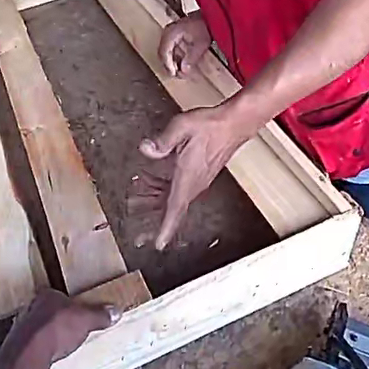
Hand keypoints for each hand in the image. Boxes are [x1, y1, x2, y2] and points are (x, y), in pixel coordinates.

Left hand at [8, 289, 114, 361]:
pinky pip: (33, 344)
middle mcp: (31, 307)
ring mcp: (22, 326)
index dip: (72, 304)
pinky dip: (41, 349)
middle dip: (60, 320)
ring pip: (39, 327)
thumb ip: (100, 315)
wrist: (31, 352)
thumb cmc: (56, 328)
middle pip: (49, 311)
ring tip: (62, 345)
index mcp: (48, 295)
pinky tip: (50, 355)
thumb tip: (114, 311)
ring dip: (49, 335)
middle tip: (72, 329)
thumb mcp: (87, 319)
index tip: (80, 312)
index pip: (61, 295)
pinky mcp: (17, 345)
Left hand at [138, 102, 255, 248]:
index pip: (175, 208)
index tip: (158, 245)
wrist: (234, 124)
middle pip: (170, 209)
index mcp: (188, 178)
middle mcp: (193, 184)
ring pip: (171, 198)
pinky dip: (161, 188)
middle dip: (153, 221)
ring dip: (154, 200)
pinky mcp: (197, 174)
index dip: (166, 228)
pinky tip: (150, 181)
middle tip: (138, 236)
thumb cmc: (211, 127)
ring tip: (135, 198)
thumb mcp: (182, 128)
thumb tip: (146, 149)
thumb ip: (163, 141)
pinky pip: (176, 188)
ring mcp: (196, 180)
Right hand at [157, 15, 211, 77]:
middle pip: (162, 53)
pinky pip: (169, 48)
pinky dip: (174, 57)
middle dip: (169, 65)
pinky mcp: (173, 35)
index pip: (164, 52)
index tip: (174, 73)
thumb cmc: (205, 25)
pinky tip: (180, 63)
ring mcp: (169, 33)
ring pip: (165, 51)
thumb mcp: (200, 44)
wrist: (209, 16)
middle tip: (176, 74)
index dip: (168, 65)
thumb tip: (184, 70)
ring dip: (171, 62)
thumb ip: (192, 58)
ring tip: (179, 70)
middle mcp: (167, 32)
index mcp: (171, 33)